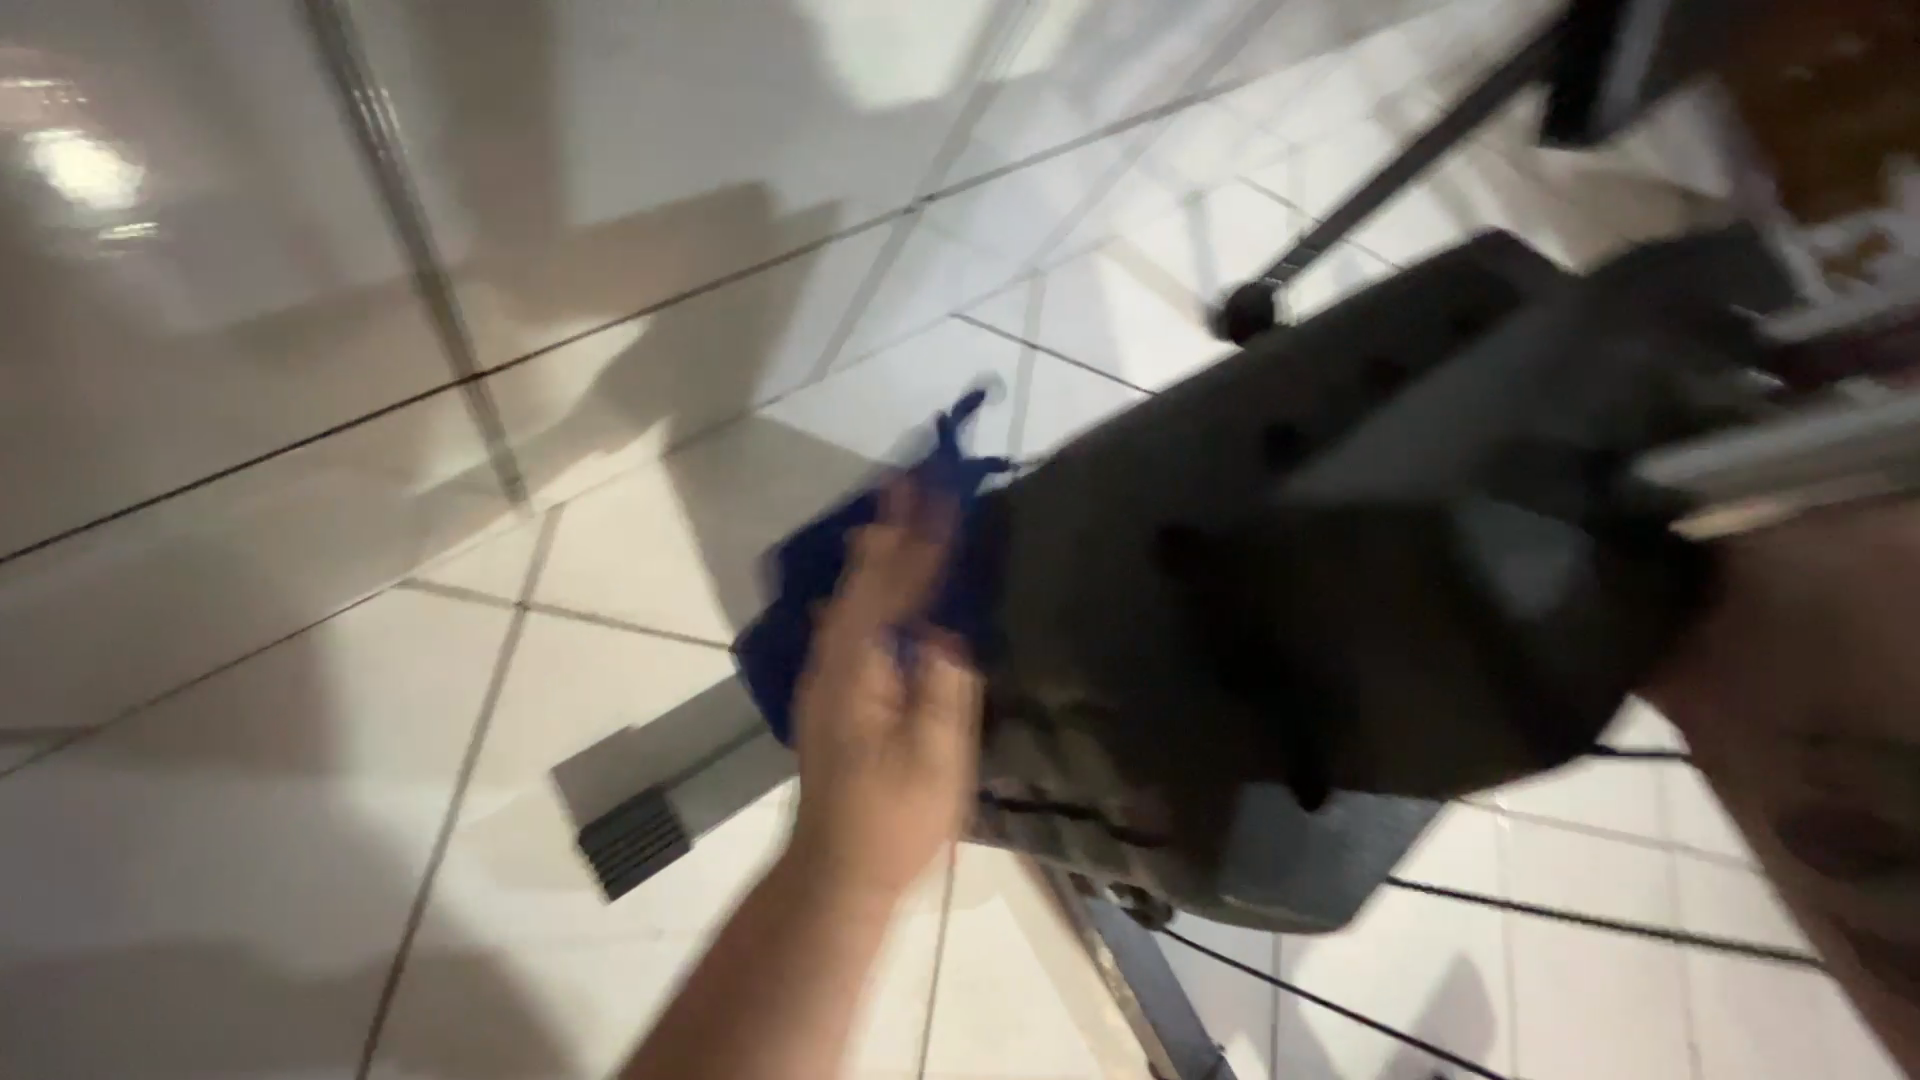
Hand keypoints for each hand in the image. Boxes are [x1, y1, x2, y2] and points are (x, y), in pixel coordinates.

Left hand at [784, 479, 982, 907]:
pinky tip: (861, 584)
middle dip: (889, 531)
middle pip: (864, 583)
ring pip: (850, 600)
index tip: (937, 494)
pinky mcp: (830, 695)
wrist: (835, 869)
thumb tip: (944, 628)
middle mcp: (835, 661)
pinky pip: (847, 623)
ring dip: (872, 555)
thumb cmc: (893, 819)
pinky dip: (861, 590)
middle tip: (904, 482)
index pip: (897, 587)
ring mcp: (826, 678)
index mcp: (862, 668)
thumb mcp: (934, 758)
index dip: (921, 540)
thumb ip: (941, 686)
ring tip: (886, 517)